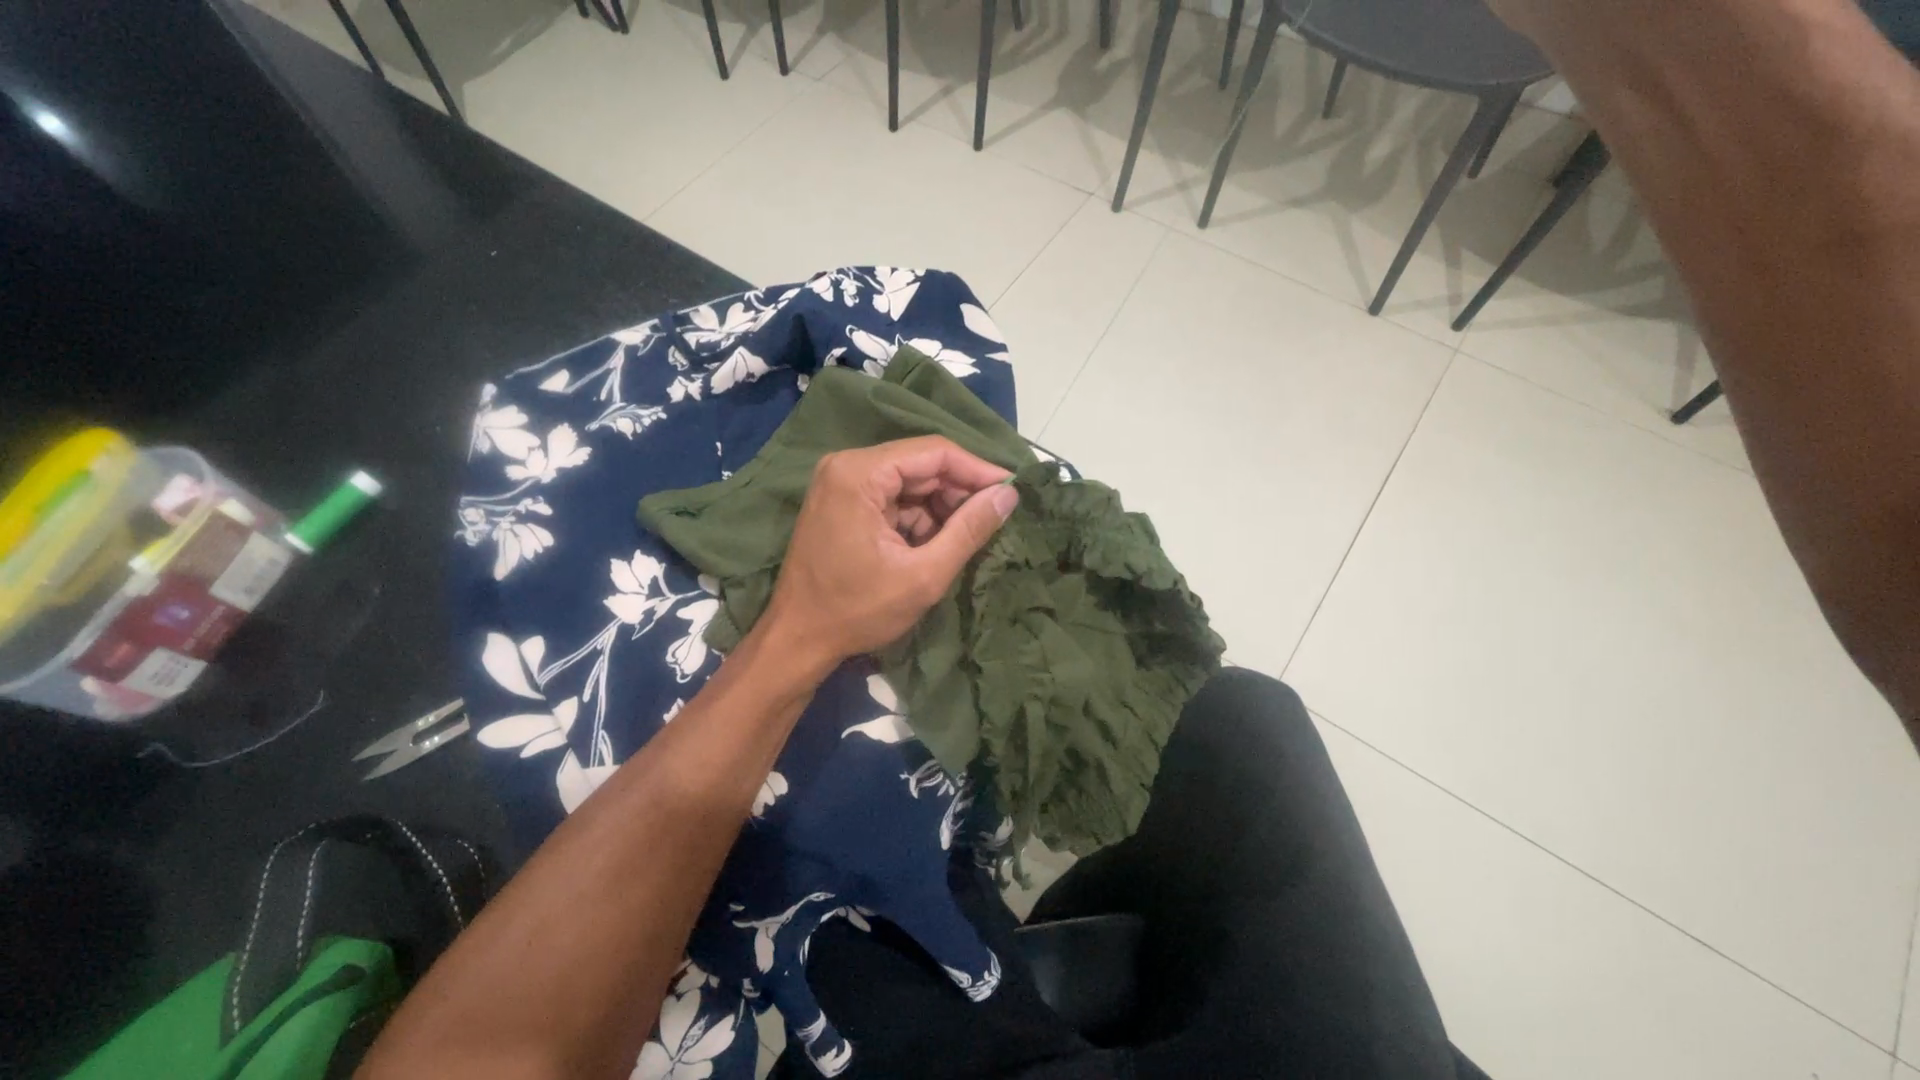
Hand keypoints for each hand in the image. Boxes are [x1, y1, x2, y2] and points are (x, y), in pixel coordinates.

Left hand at [761, 436, 1018, 672]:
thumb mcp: (923, 575)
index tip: (1014, 489)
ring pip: (910, 482)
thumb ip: (969, 531)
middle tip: (994, 519)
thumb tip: (1009, 495)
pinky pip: (893, 498)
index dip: (978, 469)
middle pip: (921, 464)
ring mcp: (841, 484)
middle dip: (959, 491)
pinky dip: (918, 519)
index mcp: (860, 473)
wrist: (797, 640)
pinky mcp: (842, 503)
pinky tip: (936, 546)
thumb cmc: (857, 610)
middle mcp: (847, 466)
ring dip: (940, 509)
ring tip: (966, 540)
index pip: (934, 452)